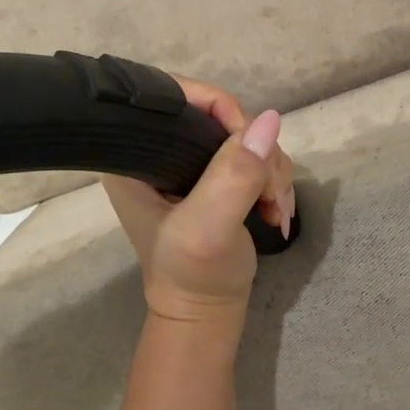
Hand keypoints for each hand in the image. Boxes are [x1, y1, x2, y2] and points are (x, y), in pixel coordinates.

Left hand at [100, 77, 295, 331]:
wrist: (207, 311)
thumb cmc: (192, 274)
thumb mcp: (210, 227)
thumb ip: (233, 175)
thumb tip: (269, 120)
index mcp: (133, 155)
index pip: (170, 98)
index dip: (214, 105)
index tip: (246, 139)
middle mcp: (156, 150)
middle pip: (217, 116)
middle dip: (253, 150)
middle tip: (270, 192)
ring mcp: (186, 162)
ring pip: (242, 136)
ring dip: (270, 169)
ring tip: (275, 208)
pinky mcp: (211, 175)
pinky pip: (253, 155)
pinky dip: (272, 178)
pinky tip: (276, 210)